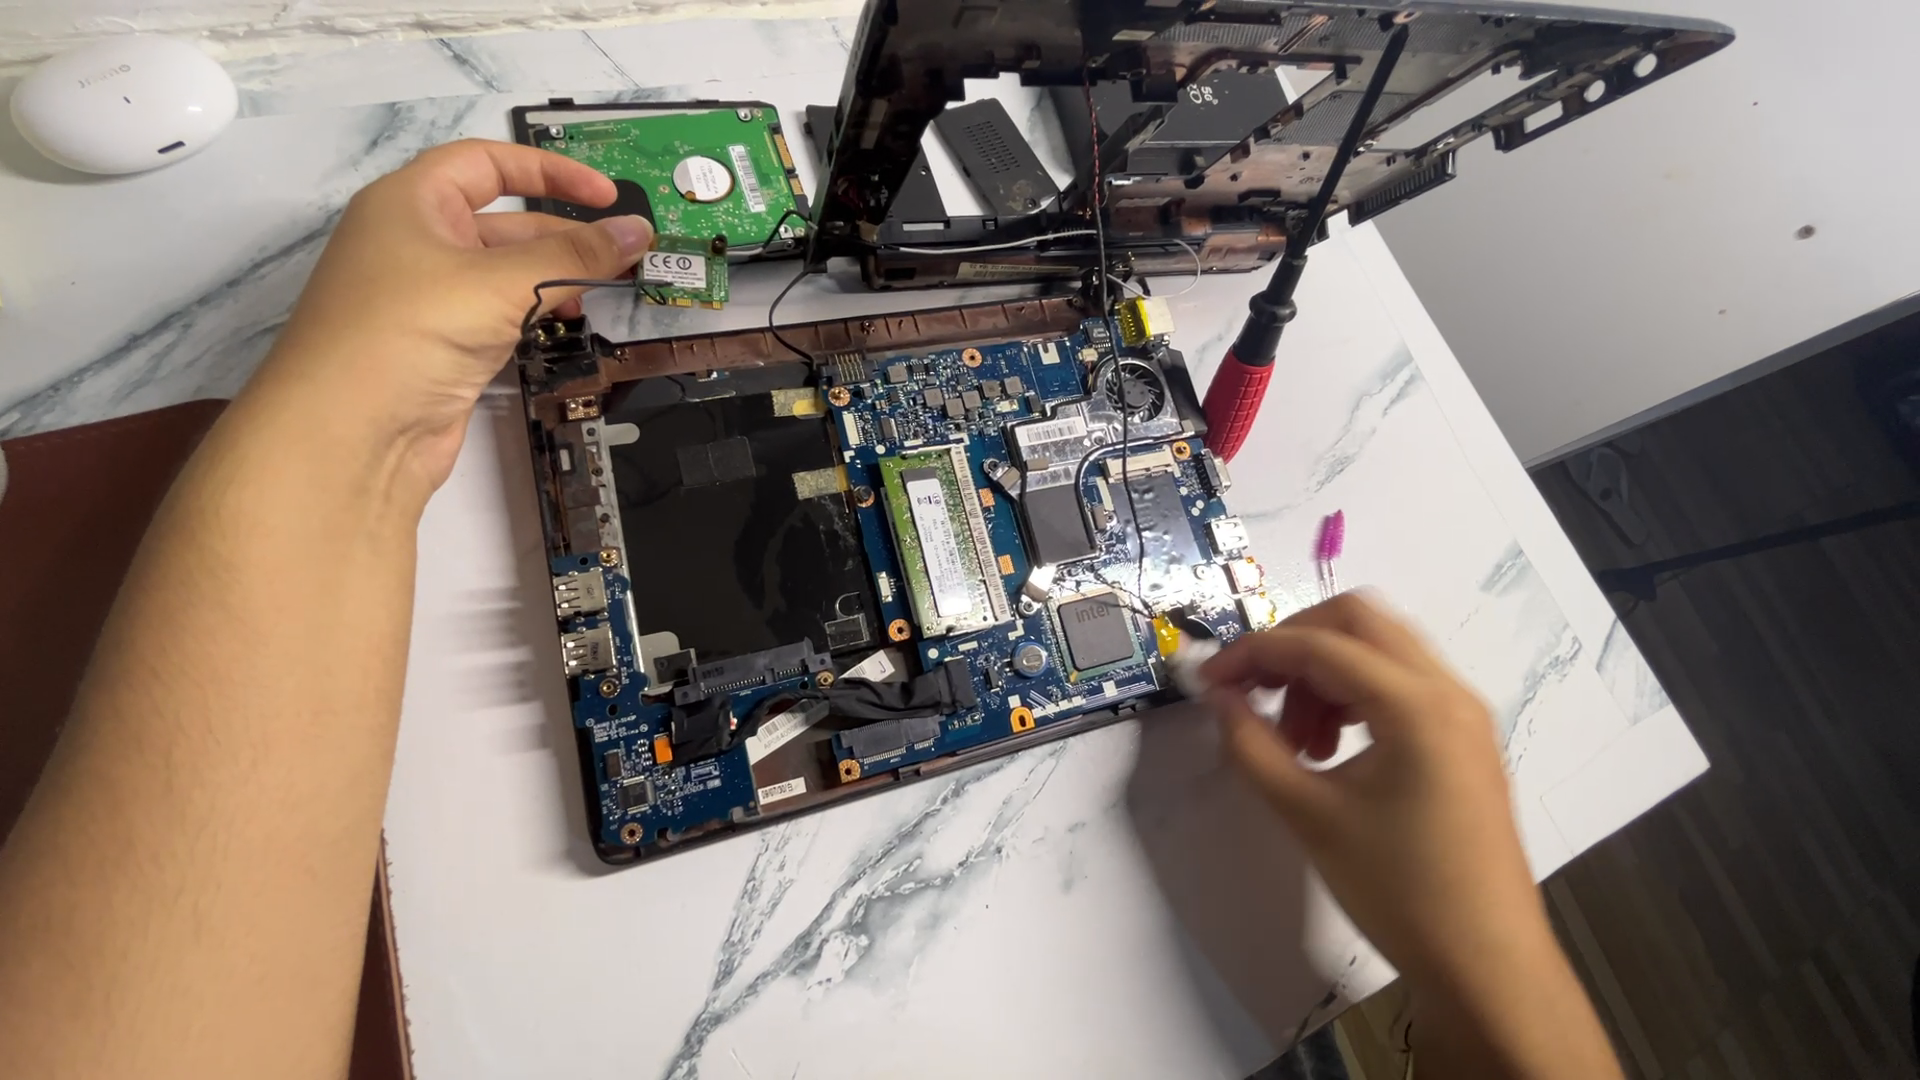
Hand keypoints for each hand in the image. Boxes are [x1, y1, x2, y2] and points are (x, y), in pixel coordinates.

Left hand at [249, 139, 652, 492]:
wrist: (354, 430)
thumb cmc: (411, 332)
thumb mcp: (498, 283)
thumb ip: (574, 256)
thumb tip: (640, 231)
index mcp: (413, 204)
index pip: (487, 164)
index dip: (548, 170)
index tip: (609, 195)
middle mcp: (422, 242)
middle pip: (508, 223)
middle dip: (567, 235)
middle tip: (628, 255)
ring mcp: (436, 296)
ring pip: (511, 272)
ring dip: (559, 277)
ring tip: (607, 292)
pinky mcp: (450, 341)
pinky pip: (506, 311)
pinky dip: (541, 310)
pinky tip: (570, 321)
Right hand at [1200, 592, 1545, 993]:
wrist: (1489, 969)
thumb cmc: (1399, 890)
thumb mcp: (1307, 814)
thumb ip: (1250, 744)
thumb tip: (1217, 696)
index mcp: (1416, 705)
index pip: (1316, 644)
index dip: (1251, 653)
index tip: (1208, 681)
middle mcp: (1447, 691)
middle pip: (1356, 618)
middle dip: (1291, 643)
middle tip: (1255, 690)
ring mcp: (1461, 712)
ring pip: (1376, 646)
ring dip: (1320, 671)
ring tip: (1293, 738)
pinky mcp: (1461, 736)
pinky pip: (1396, 682)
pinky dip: (1350, 692)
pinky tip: (1327, 748)